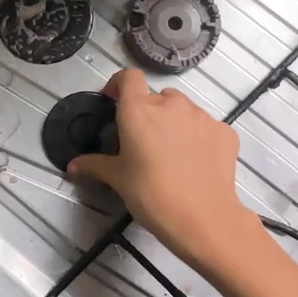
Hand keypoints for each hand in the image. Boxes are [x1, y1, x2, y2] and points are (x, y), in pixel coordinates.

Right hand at [66, 68, 257, 280]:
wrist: (204, 219)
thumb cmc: (152, 195)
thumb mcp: (118, 179)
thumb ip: (94, 165)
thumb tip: (72, 166)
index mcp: (139, 110)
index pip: (128, 77)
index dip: (119, 84)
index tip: (114, 101)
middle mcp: (171, 105)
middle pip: (156, 96)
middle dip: (148, 112)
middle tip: (143, 140)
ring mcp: (201, 116)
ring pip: (183, 110)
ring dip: (173, 122)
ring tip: (170, 152)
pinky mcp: (224, 131)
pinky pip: (205, 126)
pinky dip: (197, 136)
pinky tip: (194, 162)